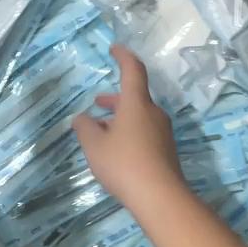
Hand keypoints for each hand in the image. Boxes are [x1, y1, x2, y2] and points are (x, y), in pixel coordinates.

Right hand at [72, 44, 187, 212]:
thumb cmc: (124, 164)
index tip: (114, 49)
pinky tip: (116, 151)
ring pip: (139, 117)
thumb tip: (81, 118)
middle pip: (134, 97)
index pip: (133, 70)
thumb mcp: (95, 146)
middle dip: (114, 100)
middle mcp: (153, 113)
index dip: (123, 57)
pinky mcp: (166, 151)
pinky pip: (145, 133)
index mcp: (136, 104)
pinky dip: (129, 133)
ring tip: (100, 132)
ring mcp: (163, 133)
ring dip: (120, 119)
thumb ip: (85, 129)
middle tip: (97, 104)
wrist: (160, 197)